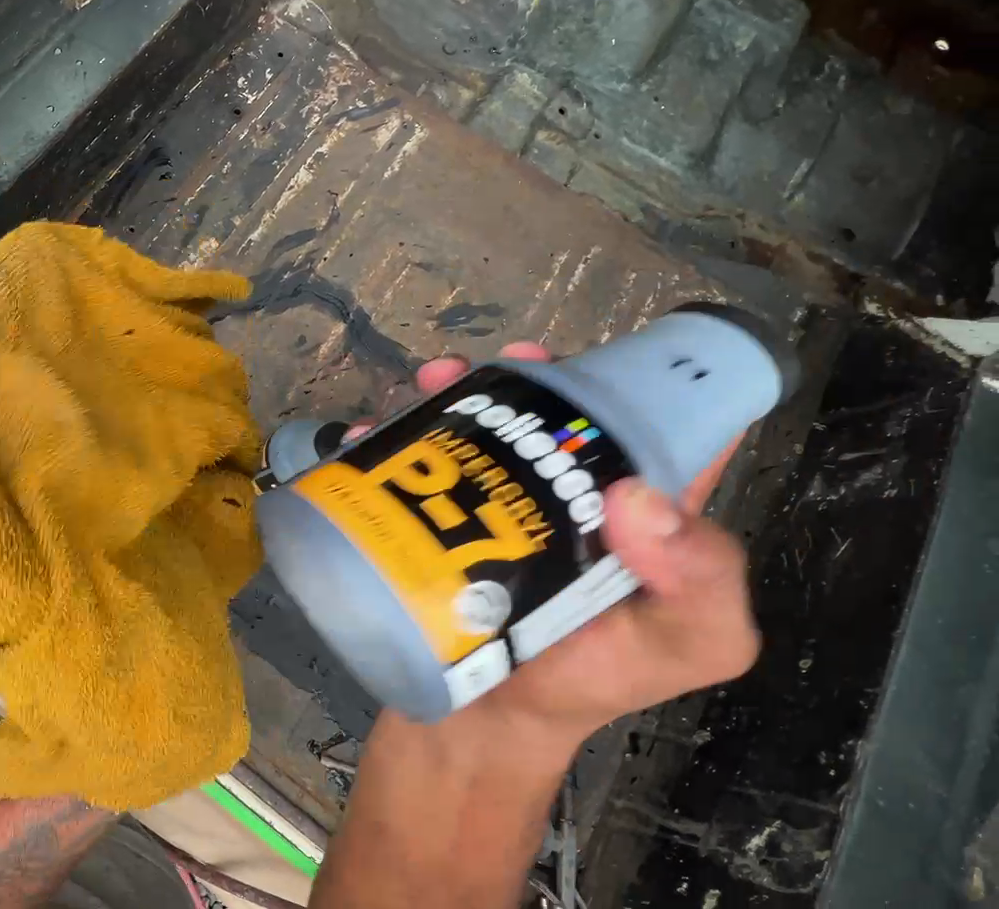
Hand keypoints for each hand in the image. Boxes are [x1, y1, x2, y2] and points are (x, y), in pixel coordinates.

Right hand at [355, 342, 760, 744]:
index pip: (649, 422)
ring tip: (430, 382)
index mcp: (640, 506)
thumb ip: (704, 580)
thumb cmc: (598, 675)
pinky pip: (413, 464)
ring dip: (450, 393)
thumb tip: (636, 496)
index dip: (625, 376)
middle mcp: (565, 490)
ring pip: (476, 426)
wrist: (490, 715)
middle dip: (518, 376)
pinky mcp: (434, 517)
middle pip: (546, 411)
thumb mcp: (692, 642)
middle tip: (488, 366)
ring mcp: (493, 501)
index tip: (572, 362)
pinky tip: (373, 431)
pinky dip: (392, 437)